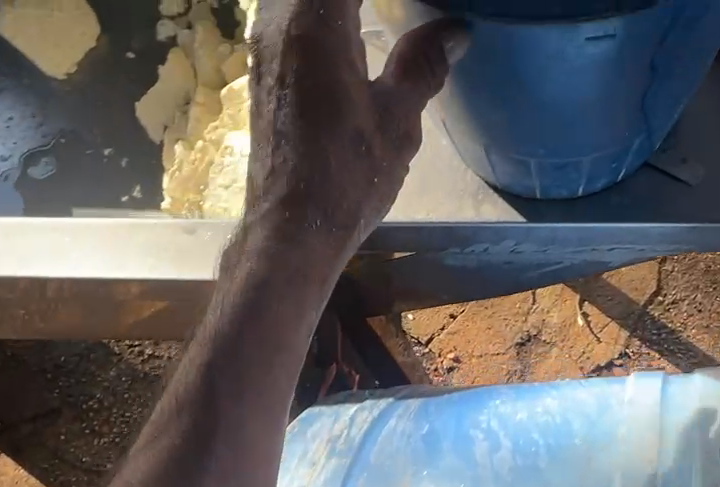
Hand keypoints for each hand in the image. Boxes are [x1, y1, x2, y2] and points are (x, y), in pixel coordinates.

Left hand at [244, 0, 465, 255]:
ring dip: (341, 8)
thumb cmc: (348, 178)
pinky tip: (350, 34)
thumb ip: (422, 64)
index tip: (419, 5)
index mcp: (316, 19)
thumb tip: (456, 28)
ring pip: (303, 1)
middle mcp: (279, 18)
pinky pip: (290, 16)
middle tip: (405, 12)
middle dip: (362, 2)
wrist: (294, 230)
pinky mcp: (263, 69)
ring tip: (379, 18)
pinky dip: (323, 17)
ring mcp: (264, 43)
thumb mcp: (397, 120)